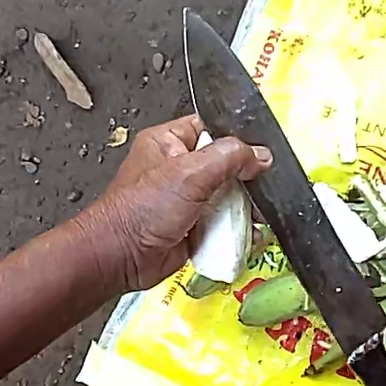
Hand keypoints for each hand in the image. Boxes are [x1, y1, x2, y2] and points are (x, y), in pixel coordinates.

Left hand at [75, 115, 270, 291]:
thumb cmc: (141, 210)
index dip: (235, 137)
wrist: (122, 257)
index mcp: (169, 143)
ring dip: (245, 208)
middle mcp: (178, 169)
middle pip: (225, 166)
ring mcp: (187, 200)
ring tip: (260, 214)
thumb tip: (261, 155)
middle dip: (246, 178)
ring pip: (228, 197)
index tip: (259, 150)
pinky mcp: (194, 227)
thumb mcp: (189, 172)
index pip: (210, 128)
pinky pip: (224, 224)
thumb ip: (229, 157)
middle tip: (263, 187)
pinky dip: (238, 230)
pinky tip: (253, 234)